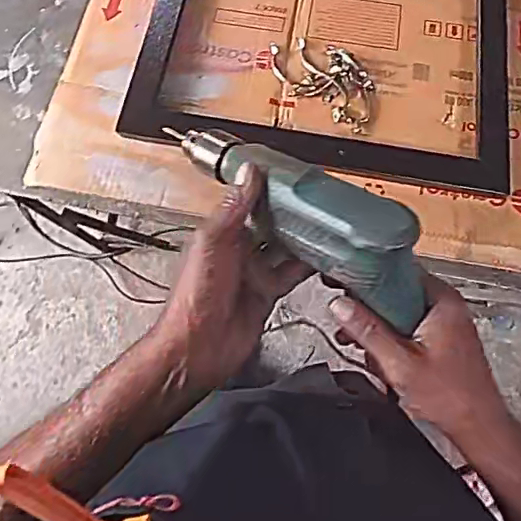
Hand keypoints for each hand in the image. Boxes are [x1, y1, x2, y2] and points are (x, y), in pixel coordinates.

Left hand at [152, 164, 312, 389]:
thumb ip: (234, 208)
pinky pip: (292, 273)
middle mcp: (238, 251)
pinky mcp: (268, 293)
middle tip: (316, 198)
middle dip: (290, 213)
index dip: (267, 190)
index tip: (290, 177)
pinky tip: (323, 255)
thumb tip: (248, 173)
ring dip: (303, 237)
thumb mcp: (214, 242)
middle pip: (270, 225)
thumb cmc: (195, 297)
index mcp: (221, 234)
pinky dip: (309, 265)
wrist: (198, 347)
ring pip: (285, 248)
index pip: (248, 204)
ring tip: (325, 222)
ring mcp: (254, 273)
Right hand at [327, 274, 513, 444]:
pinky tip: (382, 360)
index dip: (367, 282)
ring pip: (400, 312)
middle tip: (350, 330)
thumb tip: (340, 305)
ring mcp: (446, 321)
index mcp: (442, 300)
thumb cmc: (452, 398)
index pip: (397, 270)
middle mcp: (446, 304)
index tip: (346, 291)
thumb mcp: (399, 363)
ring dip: (380, 330)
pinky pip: (410, 327)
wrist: (479, 428)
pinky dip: (394, 340)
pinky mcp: (443, 337)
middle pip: (396, 292)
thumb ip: (367, 331)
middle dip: (370, 313)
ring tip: (366, 352)